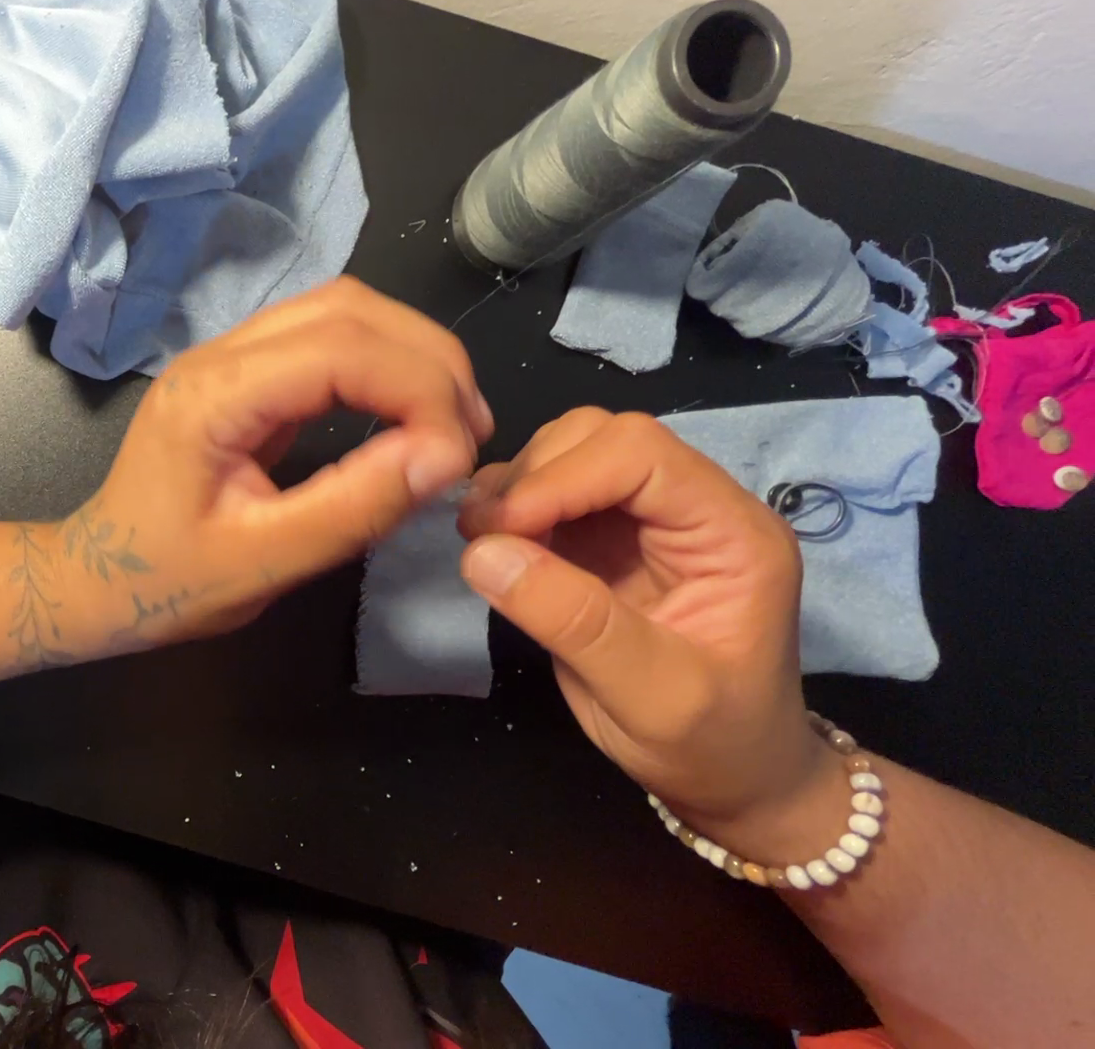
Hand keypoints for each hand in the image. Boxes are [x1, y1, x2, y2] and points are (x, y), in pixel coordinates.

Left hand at [67, 277, 492, 652]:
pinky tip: (404, 412)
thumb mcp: (263, 561)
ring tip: (451, 420)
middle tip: (470, 431)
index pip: (340, 349)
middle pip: (346, 309)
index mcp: (212, 396)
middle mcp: (218, 357)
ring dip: (407, 355)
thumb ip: (352, 508)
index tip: (460, 453)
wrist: (101, 579)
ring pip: (338, 313)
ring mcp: (226, 361)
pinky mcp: (240, 378)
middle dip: (426, 360)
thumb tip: (444, 458)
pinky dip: (377, 367)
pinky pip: (322, 343)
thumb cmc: (167, 582)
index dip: (419, 388)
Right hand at [456, 408, 836, 852]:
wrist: (724, 774)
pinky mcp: (599, 537)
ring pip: (565, 452)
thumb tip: (481, 553)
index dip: (559, 477)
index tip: (499, 529)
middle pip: (599, 437)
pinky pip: (543, 490)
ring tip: (482, 540)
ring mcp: (640, 518)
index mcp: (728, 532)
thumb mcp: (651, 695)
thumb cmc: (708, 741)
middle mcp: (687, 508)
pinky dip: (506, 506)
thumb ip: (574, 620)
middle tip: (482, 533)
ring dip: (513, 486)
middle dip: (531, 476)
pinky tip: (492, 545)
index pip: (638, 454)